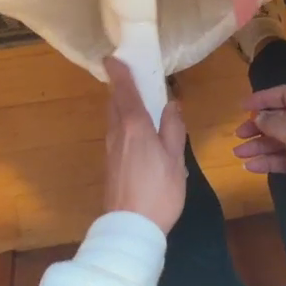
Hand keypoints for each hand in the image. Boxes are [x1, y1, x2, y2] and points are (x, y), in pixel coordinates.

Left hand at [102, 57, 187, 233]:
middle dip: (120, 87)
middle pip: (115, 103)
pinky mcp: (110, 164)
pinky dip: (122, 121)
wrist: (130, 227)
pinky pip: (116, 132)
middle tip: (128, 75)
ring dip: (121, 104)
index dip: (119, 73)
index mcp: (135, 126)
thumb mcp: (175, 159)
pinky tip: (134, 129)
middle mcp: (118, 133)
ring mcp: (111, 149)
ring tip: (134, 98)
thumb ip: (173, 129)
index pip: (124, 92)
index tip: (113, 57)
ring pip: (114, 118)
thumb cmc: (158, 191)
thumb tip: (172, 104)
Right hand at [232, 86, 285, 192]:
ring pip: (279, 140)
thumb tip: (258, 116)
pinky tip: (251, 166)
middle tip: (239, 135)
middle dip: (257, 127)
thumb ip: (275, 125)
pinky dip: (268, 161)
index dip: (263, 99)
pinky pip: (283, 158)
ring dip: (259, 146)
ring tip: (239, 154)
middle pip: (278, 119)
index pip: (284, 95)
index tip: (243, 107)